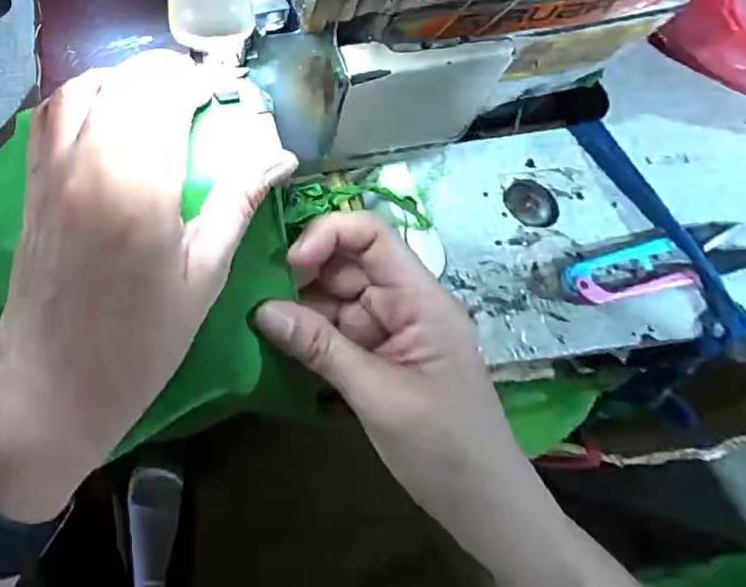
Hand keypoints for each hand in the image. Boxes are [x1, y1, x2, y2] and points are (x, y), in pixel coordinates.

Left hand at [0, 50, 296, 522]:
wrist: (50, 385)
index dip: (198, 83)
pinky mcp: (32, 180)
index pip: (166, 94)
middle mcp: (89, 164)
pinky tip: (109, 117)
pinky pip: (52, 113)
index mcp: (139, 188)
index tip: (221, 96)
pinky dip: (85, 97)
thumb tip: (281, 158)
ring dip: (125, 80)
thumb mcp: (204, 275)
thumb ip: (238, 202)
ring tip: (156, 102)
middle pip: (128, 81)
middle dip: (168, 76)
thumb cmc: (140, 343)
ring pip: (85, 86)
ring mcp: (52, 169)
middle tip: (197, 99)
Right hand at [253, 213, 632, 586]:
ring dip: (300, 306)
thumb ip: (321, 349)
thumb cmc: (446, 448)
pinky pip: (336, 328)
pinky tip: (279, 344)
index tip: (289, 264)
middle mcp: (403, 302)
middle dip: (303, 273)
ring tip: (259, 320)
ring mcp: (390, 328)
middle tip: (260, 296)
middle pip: (347, 263)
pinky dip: (308, 334)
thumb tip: (261, 310)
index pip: (372, 236)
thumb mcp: (379, 397)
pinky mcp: (378, 354)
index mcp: (419, 297)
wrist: (486, 510)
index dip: (328, 234)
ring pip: (335, 296)